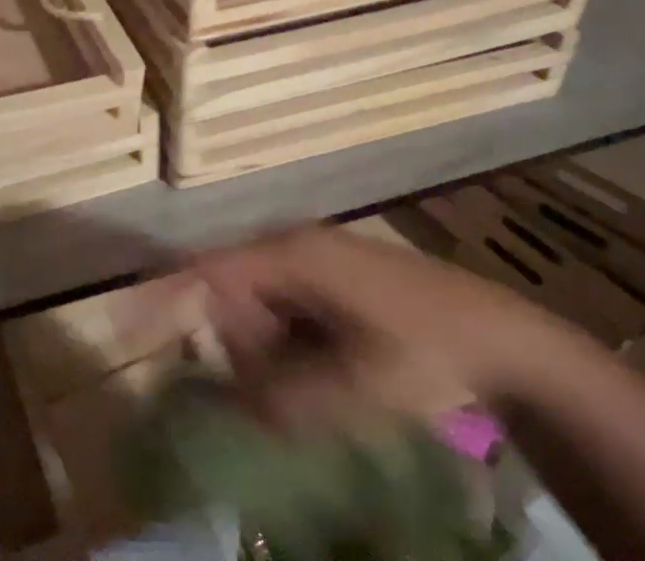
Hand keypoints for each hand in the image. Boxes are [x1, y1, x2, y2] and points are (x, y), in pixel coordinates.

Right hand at [191, 225, 578, 429]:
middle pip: (231, 288)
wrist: (504, 337)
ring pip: (258, 298)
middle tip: (274, 390)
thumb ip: (280, 398)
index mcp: (294, 255)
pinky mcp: (334, 269)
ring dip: (266, 345)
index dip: (168, 296)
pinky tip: (324, 367)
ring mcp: (318, 252)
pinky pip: (285, 301)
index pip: (208, 267)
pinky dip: (288, 337)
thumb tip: (226, 402)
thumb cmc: (427, 354)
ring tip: (310, 384)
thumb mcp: (353, 390)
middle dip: (240, 342)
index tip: (140, 332)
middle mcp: (297, 242)